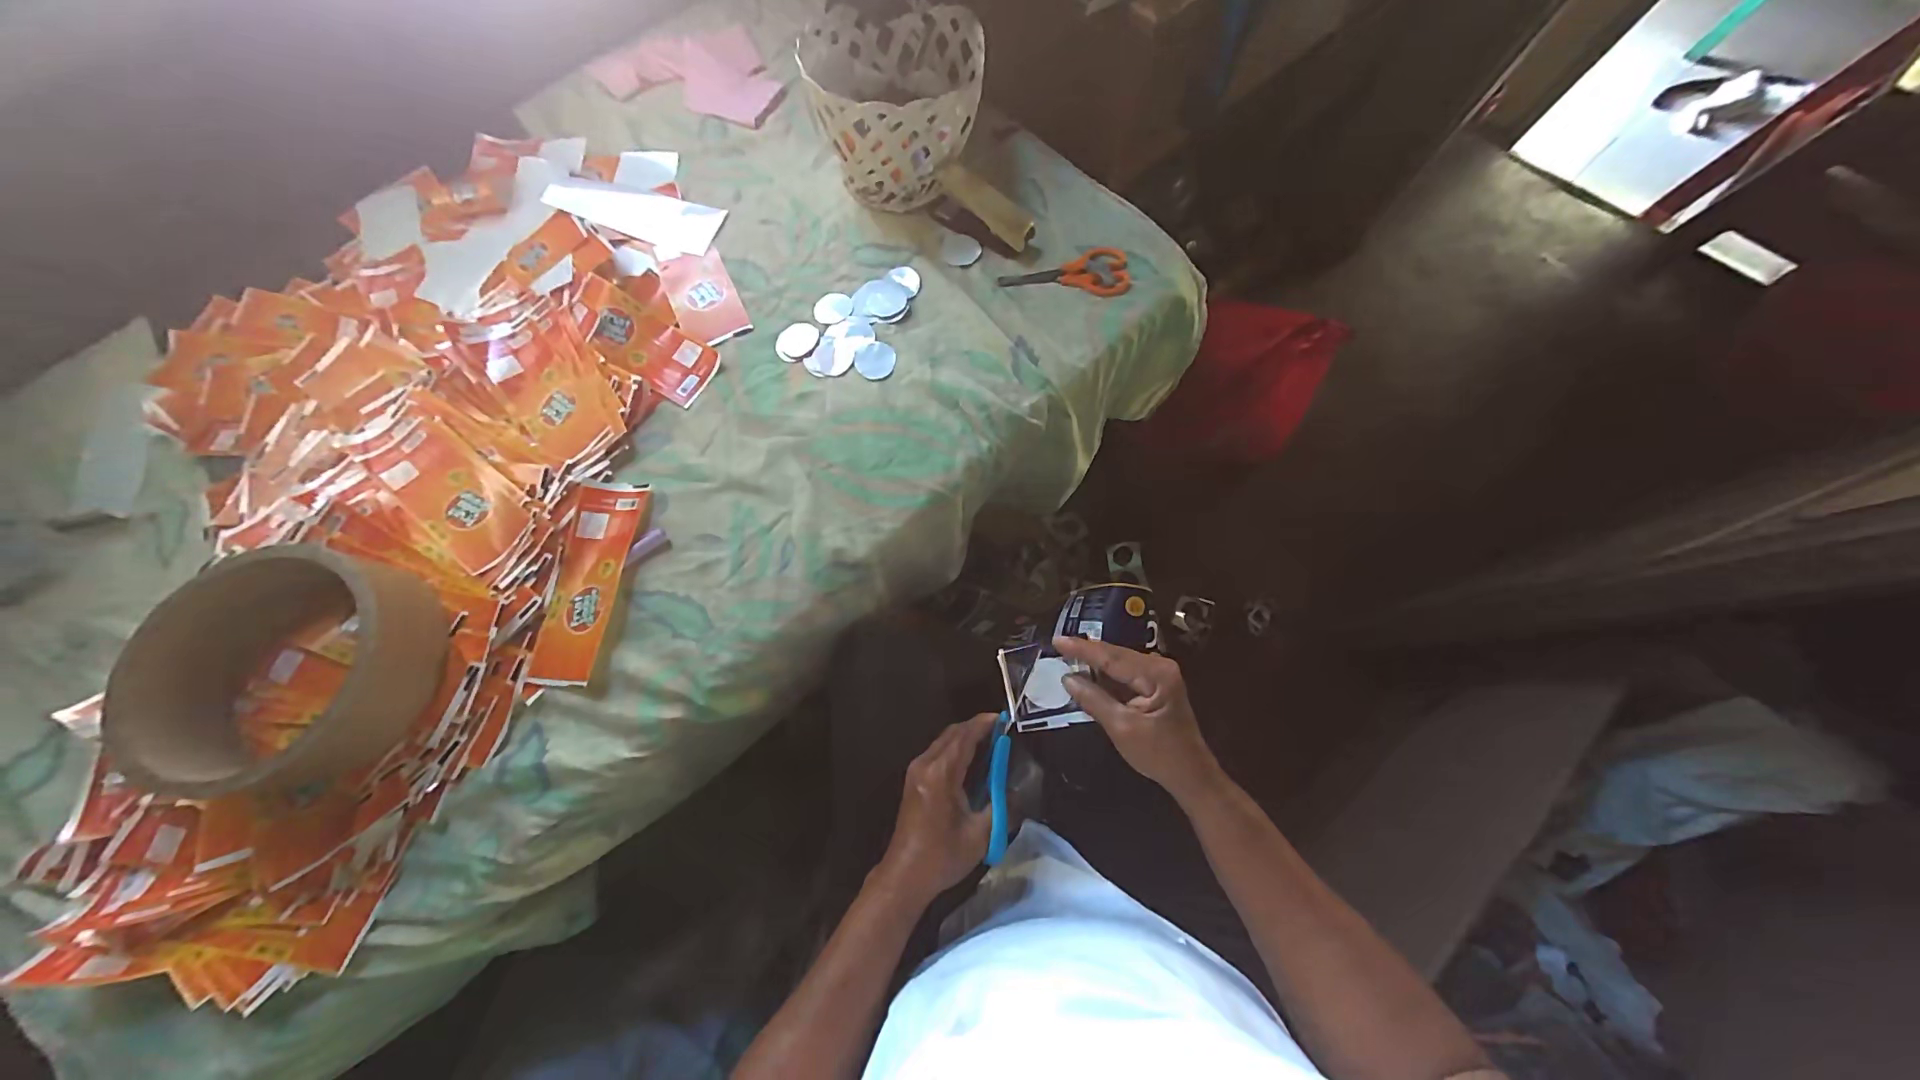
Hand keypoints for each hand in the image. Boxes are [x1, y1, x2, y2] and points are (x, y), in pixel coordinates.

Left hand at [876, 713, 995, 902]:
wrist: (905, 875)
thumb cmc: (943, 856)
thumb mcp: (981, 832)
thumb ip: (1001, 802)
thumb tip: (1018, 783)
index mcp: (941, 774)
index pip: (965, 736)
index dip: (985, 724)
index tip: (1005, 718)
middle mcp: (925, 765)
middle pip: (953, 733)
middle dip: (977, 728)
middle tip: (1002, 731)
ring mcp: (916, 771)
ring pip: (944, 741)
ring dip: (966, 737)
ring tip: (992, 744)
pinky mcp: (914, 779)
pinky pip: (938, 752)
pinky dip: (956, 749)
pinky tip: (973, 761)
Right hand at [1054, 635, 1222, 800]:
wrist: (1191, 774)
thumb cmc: (1159, 754)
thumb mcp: (1121, 727)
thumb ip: (1094, 699)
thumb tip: (1067, 678)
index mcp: (1155, 674)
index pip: (1111, 657)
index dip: (1082, 649)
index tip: (1057, 641)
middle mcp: (1159, 666)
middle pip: (1116, 655)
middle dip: (1087, 651)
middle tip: (1058, 645)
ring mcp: (1160, 674)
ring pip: (1119, 662)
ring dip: (1095, 661)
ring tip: (1067, 655)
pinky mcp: (1157, 685)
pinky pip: (1126, 673)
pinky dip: (1106, 673)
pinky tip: (1088, 672)